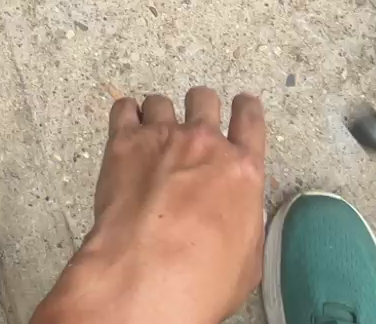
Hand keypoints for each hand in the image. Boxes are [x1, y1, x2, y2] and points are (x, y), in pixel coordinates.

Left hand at [30, 88, 266, 323]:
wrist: (149, 270)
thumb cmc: (202, 277)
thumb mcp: (248, 260)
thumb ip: (243, 221)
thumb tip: (234, 216)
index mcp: (241, 170)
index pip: (250, 120)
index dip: (246, 108)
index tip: (242, 104)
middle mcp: (204, 142)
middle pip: (204, 98)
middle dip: (198, 106)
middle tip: (190, 125)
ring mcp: (163, 136)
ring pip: (161, 101)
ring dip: (158, 116)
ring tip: (151, 137)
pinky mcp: (125, 139)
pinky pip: (125, 108)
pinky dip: (126, 116)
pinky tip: (125, 129)